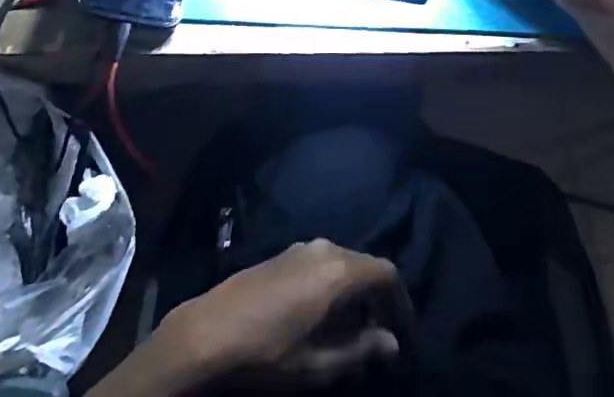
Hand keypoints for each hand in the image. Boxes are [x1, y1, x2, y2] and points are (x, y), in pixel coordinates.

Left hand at [95, 240, 411, 394]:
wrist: (207, 332)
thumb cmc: (267, 352)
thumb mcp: (320, 365)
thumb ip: (361, 350)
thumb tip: (391, 341)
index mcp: (335, 270)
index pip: (386, 273)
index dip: (402, 305)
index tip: (406, 340)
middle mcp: (319, 249)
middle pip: (364, 266)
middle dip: (379, 300)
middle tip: (383, 341)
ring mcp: (295, 249)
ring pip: (341, 264)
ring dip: (355, 294)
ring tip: (356, 336)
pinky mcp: (278, 256)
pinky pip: (319, 264)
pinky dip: (333, 287)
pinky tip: (325, 319)